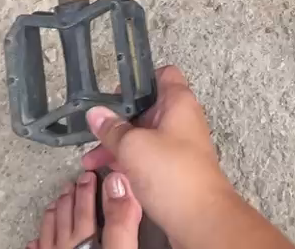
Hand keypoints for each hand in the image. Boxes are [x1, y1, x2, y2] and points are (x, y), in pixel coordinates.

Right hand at [81, 65, 234, 233]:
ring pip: (145, 136)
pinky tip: (112, 173)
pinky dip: (131, 162)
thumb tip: (97, 114)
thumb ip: (112, 128)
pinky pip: (149, 158)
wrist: (200, 220)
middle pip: (147, 108)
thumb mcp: (134, 146)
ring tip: (94, 159)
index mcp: (178, 102)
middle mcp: (182, 120)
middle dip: (120, 120)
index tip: (115, 93)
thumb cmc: (177, 177)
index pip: (162, 74)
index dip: (139, 80)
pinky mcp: (176, 169)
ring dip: (120, 145)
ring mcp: (180, 146)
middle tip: (99, 131)